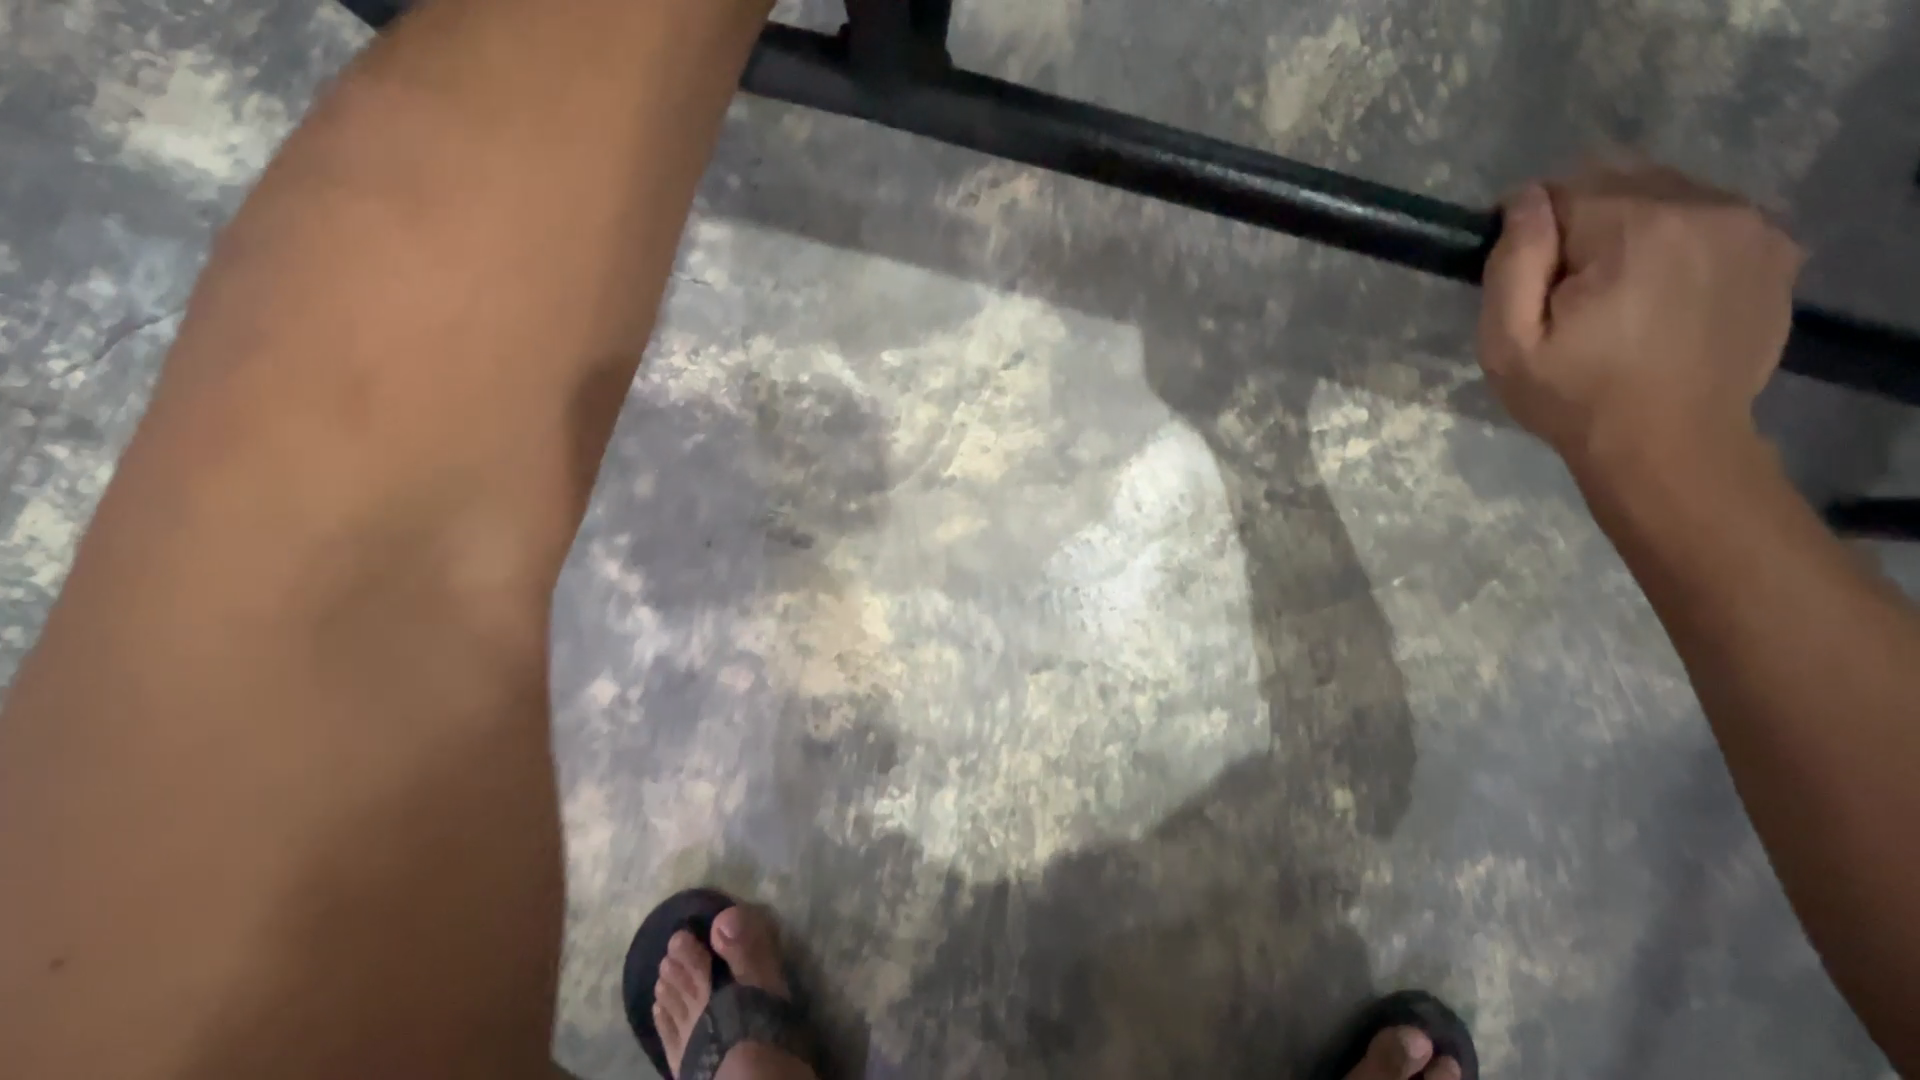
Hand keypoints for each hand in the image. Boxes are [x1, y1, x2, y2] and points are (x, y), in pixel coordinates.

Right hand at [1477, 164, 1805, 472]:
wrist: (1671, 444)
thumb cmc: (1576, 399)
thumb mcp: (1508, 343)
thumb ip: (1512, 262)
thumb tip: (1524, 199)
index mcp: (1633, 227)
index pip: (1563, 188)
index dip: (1533, 232)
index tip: (1527, 277)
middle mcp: (1703, 207)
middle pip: (1619, 180)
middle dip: (1584, 222)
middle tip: (1572, 288)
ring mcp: (1751, 225)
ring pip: (1666, 193)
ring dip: (1633, 226)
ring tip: (1619, 290)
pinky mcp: (1775, 248)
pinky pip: (1710, 217)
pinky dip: (1679, 239)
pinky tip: (1664, 291)